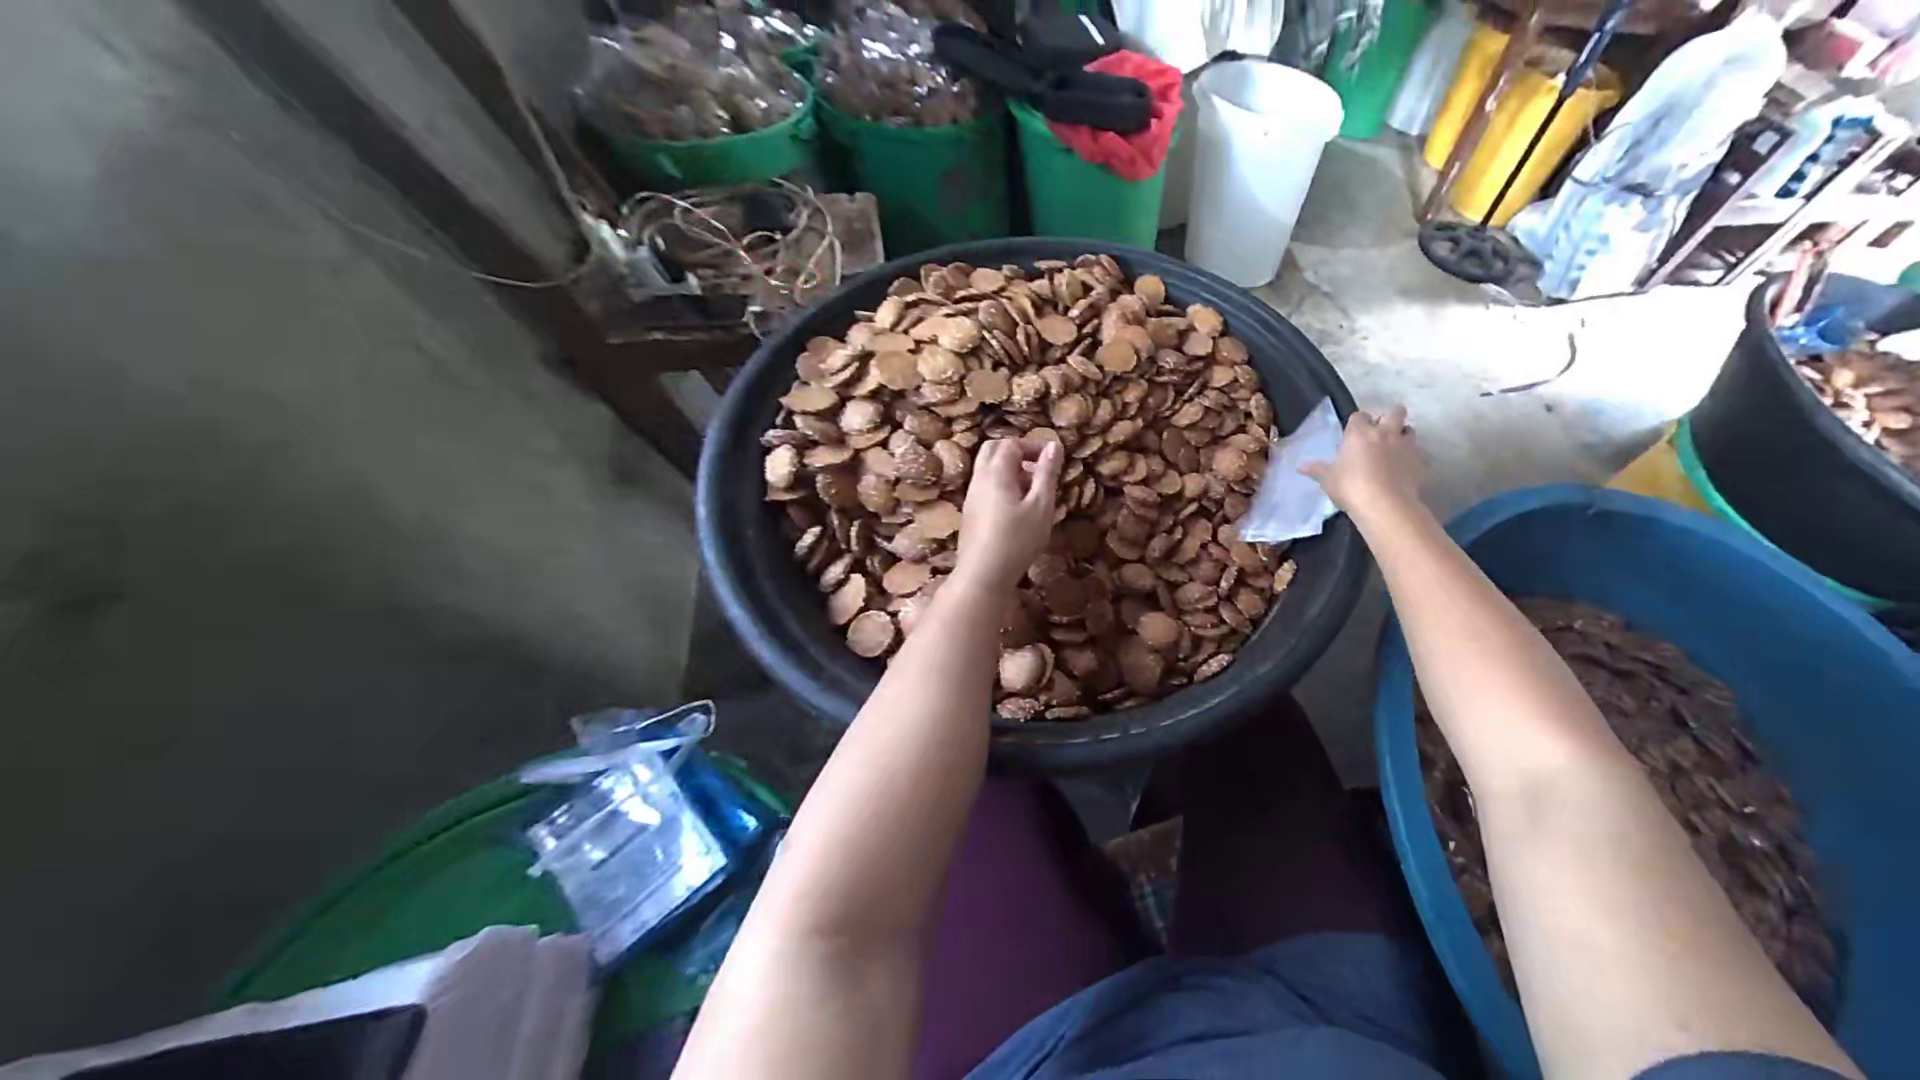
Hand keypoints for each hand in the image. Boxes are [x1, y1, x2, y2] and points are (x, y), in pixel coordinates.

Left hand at [954, 437, 1062, 590]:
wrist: (982, 574)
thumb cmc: (1017, 540)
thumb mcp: (1040, 506)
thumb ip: (1047, 474)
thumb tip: (1053, 445)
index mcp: (995, 472)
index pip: (1011, 444)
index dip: (1032, 445)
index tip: (1051, 459)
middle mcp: (979, 479)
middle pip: (993, 450)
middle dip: (1017, 453)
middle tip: (1038, 470)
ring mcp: (971, 497)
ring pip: (988, 470)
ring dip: (1010, 471)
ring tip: (1033, 493)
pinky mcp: (970, 513)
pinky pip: (985, 487)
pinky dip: (1002, 486)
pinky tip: (1018, 510)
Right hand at [1300, 404, 1423, 518]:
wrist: (1384, 504)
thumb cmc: (1350, 487)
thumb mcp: (1328, 479)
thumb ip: (1317, 469)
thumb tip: (1300, 466)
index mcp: (1359, 434)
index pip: (1359, 416)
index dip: (1357, 423)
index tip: (1354, 433)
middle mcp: (1385, 433)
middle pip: (1394, 412)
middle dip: (1390, 417)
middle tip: (1381, 431)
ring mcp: (1406, 446)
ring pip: (1410, 430)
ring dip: (1403, 435)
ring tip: (1395, 448)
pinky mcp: (1420, 461)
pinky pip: (1420, 453)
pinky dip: (1414, 457)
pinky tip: (1406, 467)